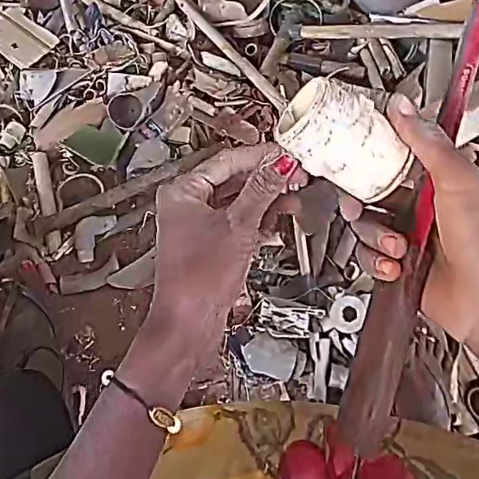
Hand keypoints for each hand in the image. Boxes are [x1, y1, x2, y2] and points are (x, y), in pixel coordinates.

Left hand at [136, 144, 303, 385]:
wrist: (189, 325)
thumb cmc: (198, 280)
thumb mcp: (239, 226)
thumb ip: (262, 190)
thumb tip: (280, 163)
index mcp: (182, 192)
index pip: (227, 160)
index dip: (261, 157)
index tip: (287, 154)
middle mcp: (186, 205)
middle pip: (233, 180)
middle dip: (266, 178)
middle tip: (296, 174)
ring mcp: (197, 226)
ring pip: (237, 202)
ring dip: (265, 199)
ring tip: (293, 194)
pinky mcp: (210, 245)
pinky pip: (237, 223)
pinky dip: (258, 220)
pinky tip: (277, 220)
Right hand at [338, 95, 478, 343]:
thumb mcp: (460, 183)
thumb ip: (428, 144)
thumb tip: (403, 108)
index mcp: (438, 181)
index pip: (396, 156)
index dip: (373, 153)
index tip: (357, 151)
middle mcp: (421, 207)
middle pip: (370, 192)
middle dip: (362, 200)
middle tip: (363, 204)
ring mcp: (409, 237)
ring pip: (364, 225)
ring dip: (375, 236)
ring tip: (398, 246)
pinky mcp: (399, 265)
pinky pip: (367, 256)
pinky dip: (376, 261)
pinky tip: (396, 265)